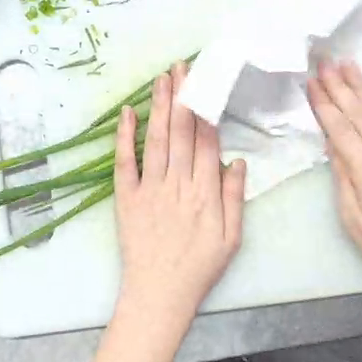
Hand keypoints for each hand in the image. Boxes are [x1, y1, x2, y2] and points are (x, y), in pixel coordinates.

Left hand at [111, 62, 245, 335]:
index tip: (207, 84)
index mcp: (206, 192)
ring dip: (160, 106)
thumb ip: (234, 198)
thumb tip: (236, 160)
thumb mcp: (232, 238)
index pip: (207, 141)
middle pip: (182, 132)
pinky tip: (128, 112)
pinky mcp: (127, 198)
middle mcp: (178, 184)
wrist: (159, 294)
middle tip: (183, 66)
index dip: (207, 109)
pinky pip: (125, 162)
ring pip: (157, 139)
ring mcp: (150, 189)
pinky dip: (125, 137)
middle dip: (184, 96)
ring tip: (163, 78)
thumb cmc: (199, 268)